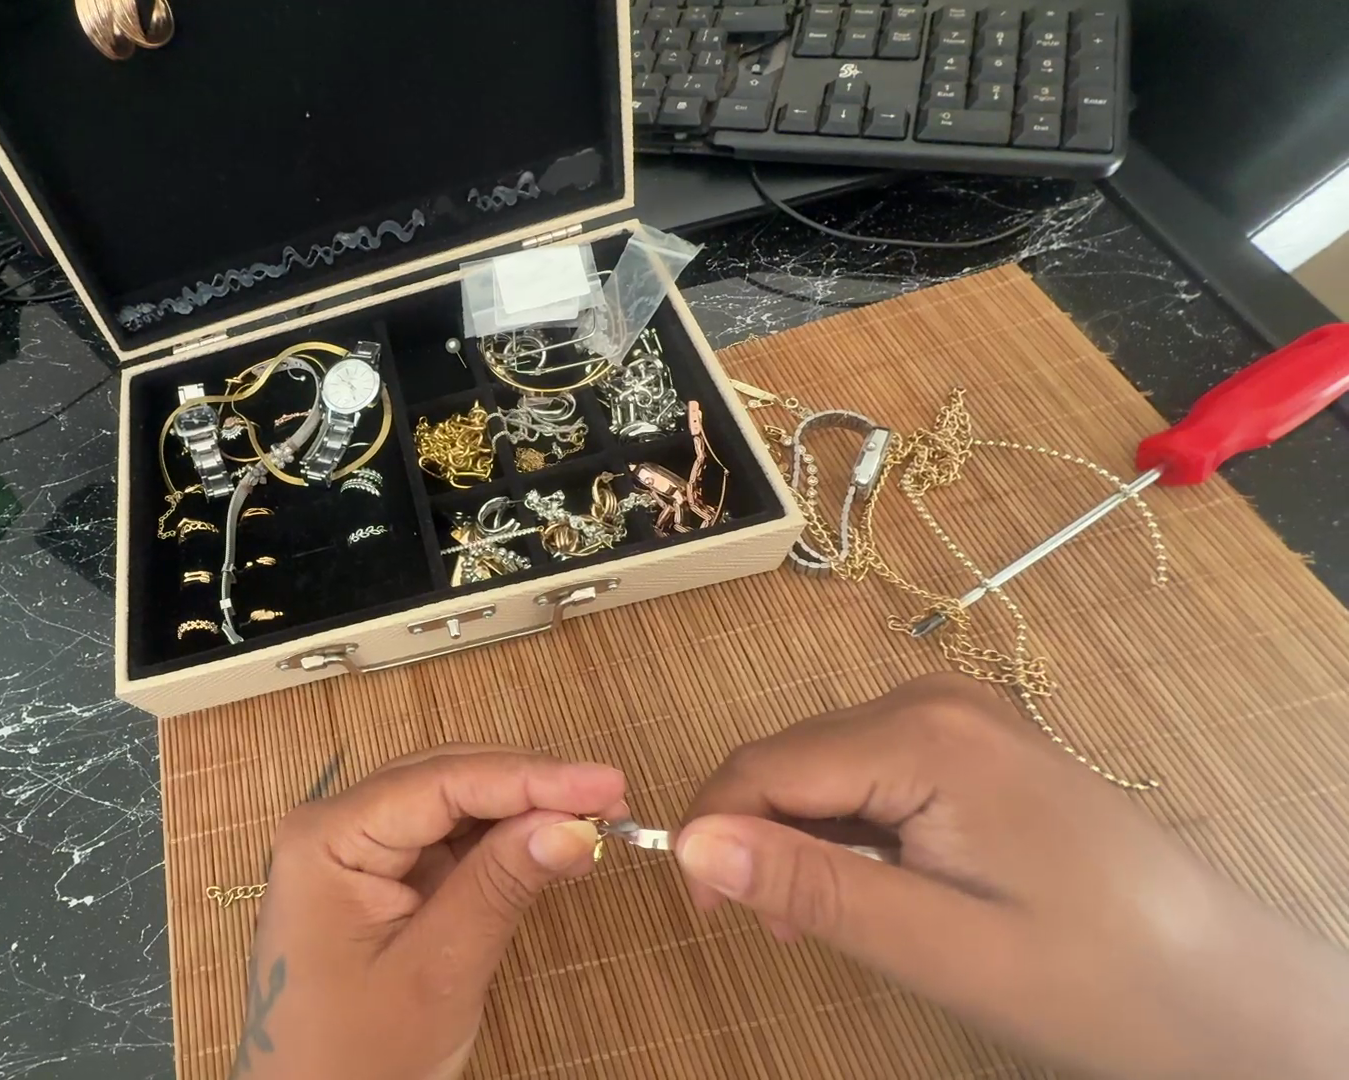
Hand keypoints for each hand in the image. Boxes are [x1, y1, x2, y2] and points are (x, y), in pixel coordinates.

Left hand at [232, 746, 627, 1079]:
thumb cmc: (357, 1058)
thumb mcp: (435, 974)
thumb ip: (499, 887)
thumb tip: (572, 826)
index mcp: (329, 835)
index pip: (441, 781)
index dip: (529, 776)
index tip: (604, 780)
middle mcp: (337, 821)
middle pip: (445, 776)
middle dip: (528, 784)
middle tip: (606, 797)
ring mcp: (357, 843)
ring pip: (450, 798)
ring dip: (519, 806)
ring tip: (589, 819)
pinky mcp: (379, 868)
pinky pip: (446, 833)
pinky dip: (499, 838)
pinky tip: (545, 843)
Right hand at [673, 673, 1348, 1079]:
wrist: (1249, 1000)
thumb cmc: (1103, 984)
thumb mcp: (941, 948)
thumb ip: (809, 886)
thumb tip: (689, 843)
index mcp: (924, 734)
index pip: (767, 765)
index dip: (715, 829)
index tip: (706, 904)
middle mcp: (926, 699)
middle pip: (790, 761)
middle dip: (762, 839)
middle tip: (779, 925)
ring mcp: (946, 712)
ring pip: (816, 767)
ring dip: (798, 838)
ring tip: (824, 914)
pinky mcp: (957, 736)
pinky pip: (856, 770)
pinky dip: (839, 828)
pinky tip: (868, 878)